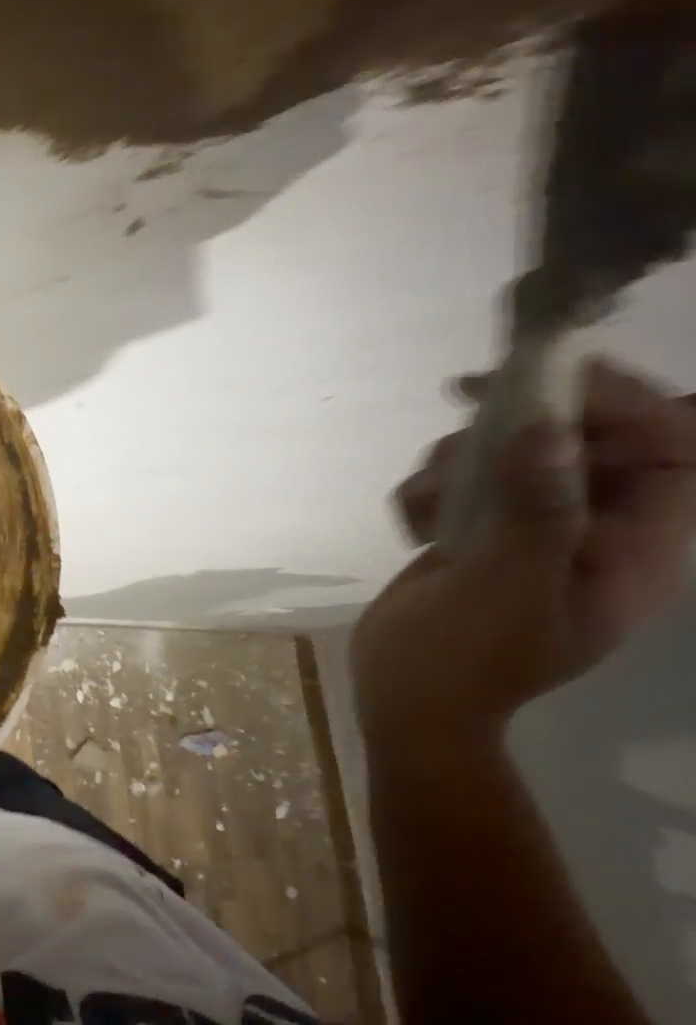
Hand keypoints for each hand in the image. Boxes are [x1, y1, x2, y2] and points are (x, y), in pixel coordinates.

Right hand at [357, 363, 695, 743]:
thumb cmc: (464, 658)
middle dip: (525, 420)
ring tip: (429, 498)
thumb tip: (543, 426)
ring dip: (464, 457)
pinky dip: (433, 488)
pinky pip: (469, 482)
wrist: (408, 703)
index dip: (621, 400)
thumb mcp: (502, 587)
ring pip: (517, 454)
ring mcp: (537, 532)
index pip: (670, 445)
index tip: (541, 375)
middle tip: (464, 399)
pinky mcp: (484, 536)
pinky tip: (415, 523)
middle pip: (590, 438)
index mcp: (639, 547)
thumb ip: (532, 509)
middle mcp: (600, 530)